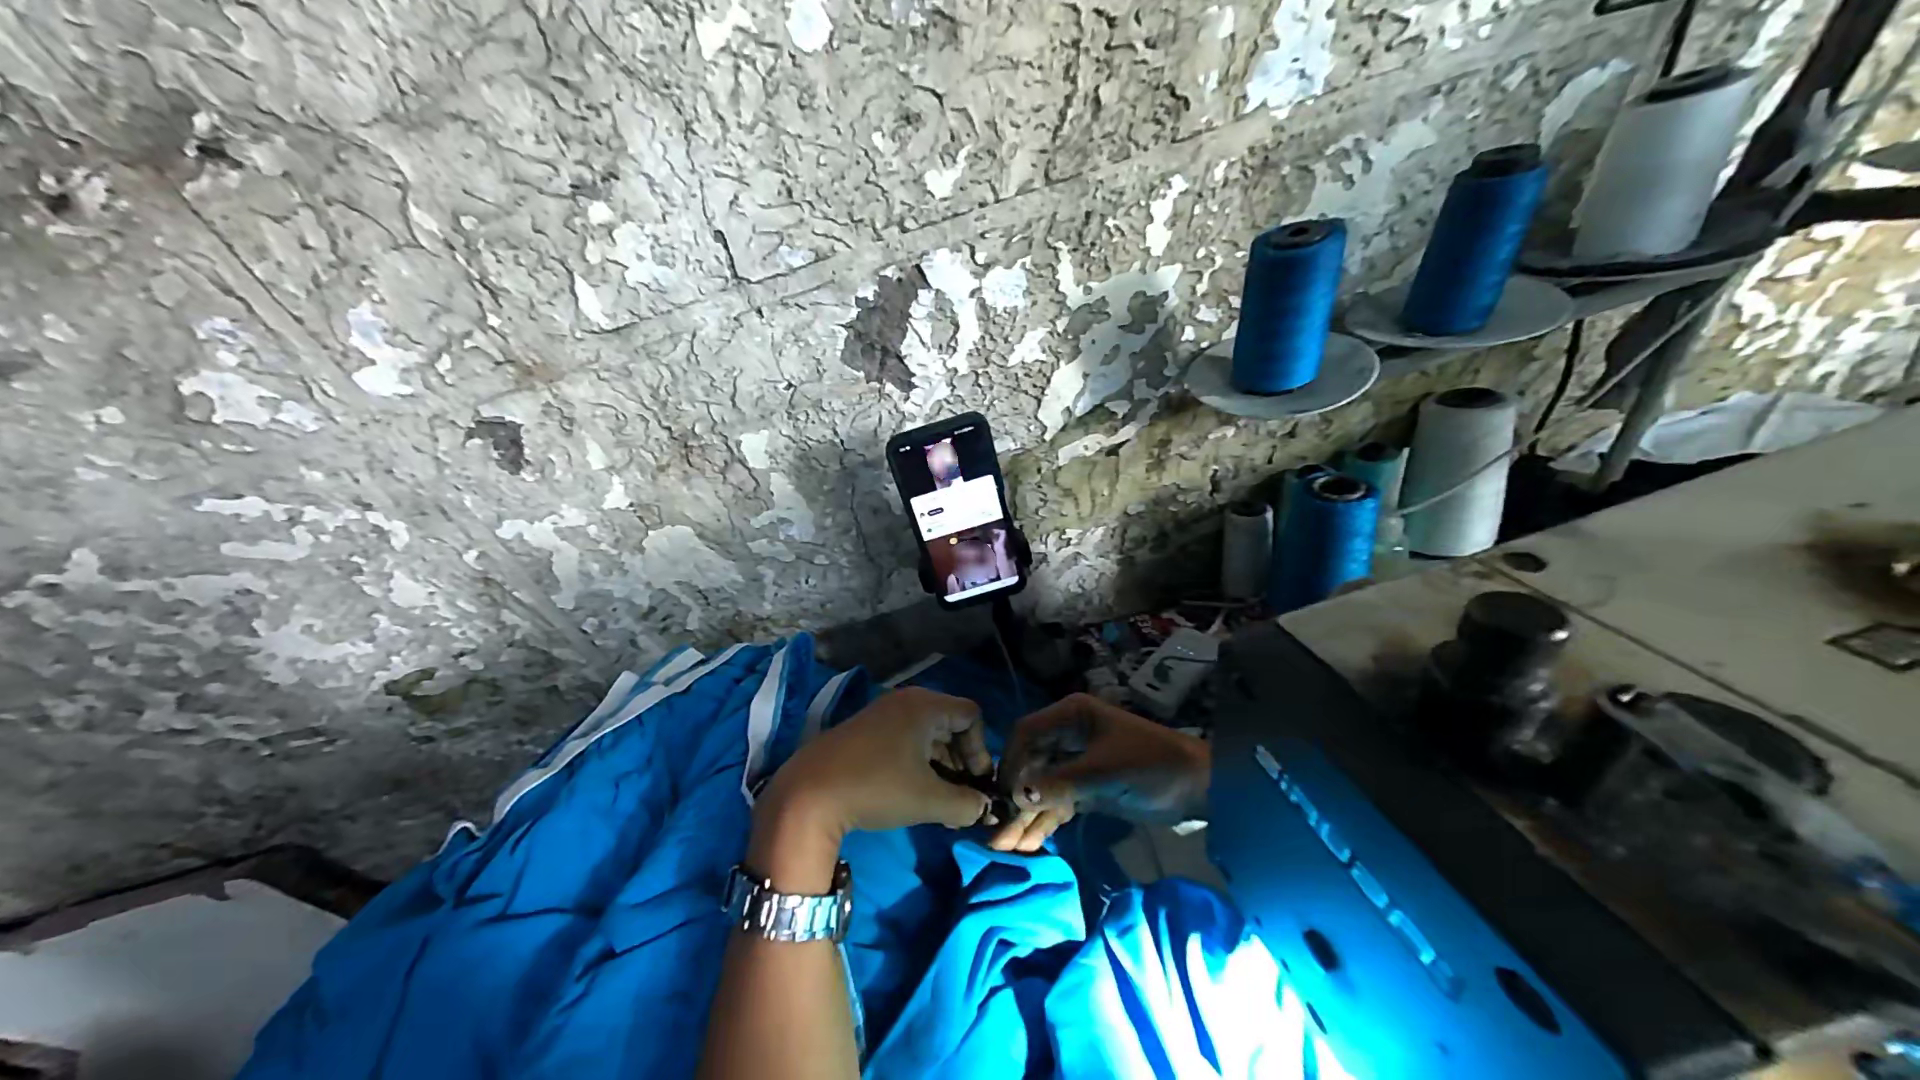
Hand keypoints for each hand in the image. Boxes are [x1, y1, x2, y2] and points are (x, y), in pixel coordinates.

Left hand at [759, 687, 995, 840]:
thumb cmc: (876, 789)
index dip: (980, 750)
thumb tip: (983, 807)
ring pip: (927, 734)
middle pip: (950, 723)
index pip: (971, 715)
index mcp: (924, 706)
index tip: (975, 783)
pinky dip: (917, 762)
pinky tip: (914, 793)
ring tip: (941, 801)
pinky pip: (905, 739)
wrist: (808, 795)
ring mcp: (881, 714)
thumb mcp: (929, 801)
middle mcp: (905, 701)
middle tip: (962, 796)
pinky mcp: (865, 731)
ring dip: (940, 765)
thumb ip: (967, 804)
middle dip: (961, 760)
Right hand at [989, 693, 1210, 852]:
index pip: (1027, 734)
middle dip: (1014, 797)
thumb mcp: (1104, 772)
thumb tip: (1017, 796)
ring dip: (1025, 815)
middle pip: (1030, 763)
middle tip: (995, 830)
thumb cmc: (1152, 766)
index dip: (1011, 762)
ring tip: (1003, 846)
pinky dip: (1045, 822)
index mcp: (1072, 716)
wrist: (1201, 789)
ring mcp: (1077, 763)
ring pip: (1041, 787)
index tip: (1002, 795)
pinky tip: (1027, 844)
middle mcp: (1068, 735)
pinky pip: (1058, 803)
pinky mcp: (1087, 788)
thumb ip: (1059, 783)